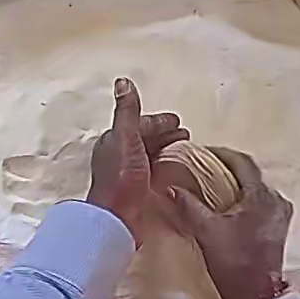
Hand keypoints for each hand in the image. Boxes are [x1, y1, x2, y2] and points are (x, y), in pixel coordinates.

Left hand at [87, 78, 186, 245]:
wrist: (117, 216)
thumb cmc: (121, 176)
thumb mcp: (125, 137)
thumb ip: (127, 111)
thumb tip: (122, 81)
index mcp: (115, 140)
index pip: (139, 124)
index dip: (159, 121)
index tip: (177, 121)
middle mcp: (119, 154)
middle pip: (145, 138)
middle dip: (164, 133)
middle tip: (184, 132)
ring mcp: (128, 172)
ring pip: (149, 153)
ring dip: (166, 147)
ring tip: (184, 147)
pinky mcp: (136, 188)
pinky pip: (153, 170)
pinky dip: (164, 164)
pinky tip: (174, 167)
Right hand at [165, 148, 292, 298]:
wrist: (256, 298)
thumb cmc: (234, 262)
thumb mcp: (207, 231)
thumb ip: (188, 206)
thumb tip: (169, 188)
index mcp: (262, 196)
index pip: (242, 162)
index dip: (221, 154)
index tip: (203, 152)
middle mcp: (276, 201)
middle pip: (251, 175)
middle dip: (228, 169)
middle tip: (205, 168)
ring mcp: (280, 216)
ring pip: (257, 190)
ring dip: (237, 185)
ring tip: (214, 187)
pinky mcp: (278, 230)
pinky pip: (261, 204)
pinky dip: (244, 200)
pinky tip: (229, 208)